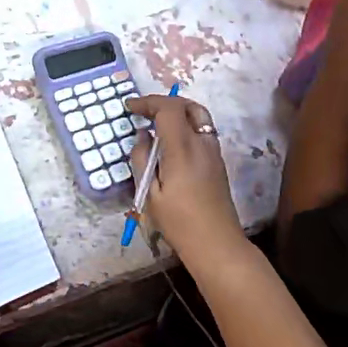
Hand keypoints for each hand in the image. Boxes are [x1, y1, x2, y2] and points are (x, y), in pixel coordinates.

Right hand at [124, 95, 245, 259]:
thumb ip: (142, 158)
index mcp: (182, 148)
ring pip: (199, 116)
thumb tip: (143, 135)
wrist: (217, 244)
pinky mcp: (218, 162)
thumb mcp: (150, 192)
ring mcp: (213, 151)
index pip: (168, 108)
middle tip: (144, 111)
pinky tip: (172, 142)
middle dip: (165, 102)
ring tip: (158, 123)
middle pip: (188, 106)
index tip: (130, 107)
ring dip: (178, 112)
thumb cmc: (179, 221)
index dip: (148, 102)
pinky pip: (203, 131)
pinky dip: (186, 125)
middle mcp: (202, 143)